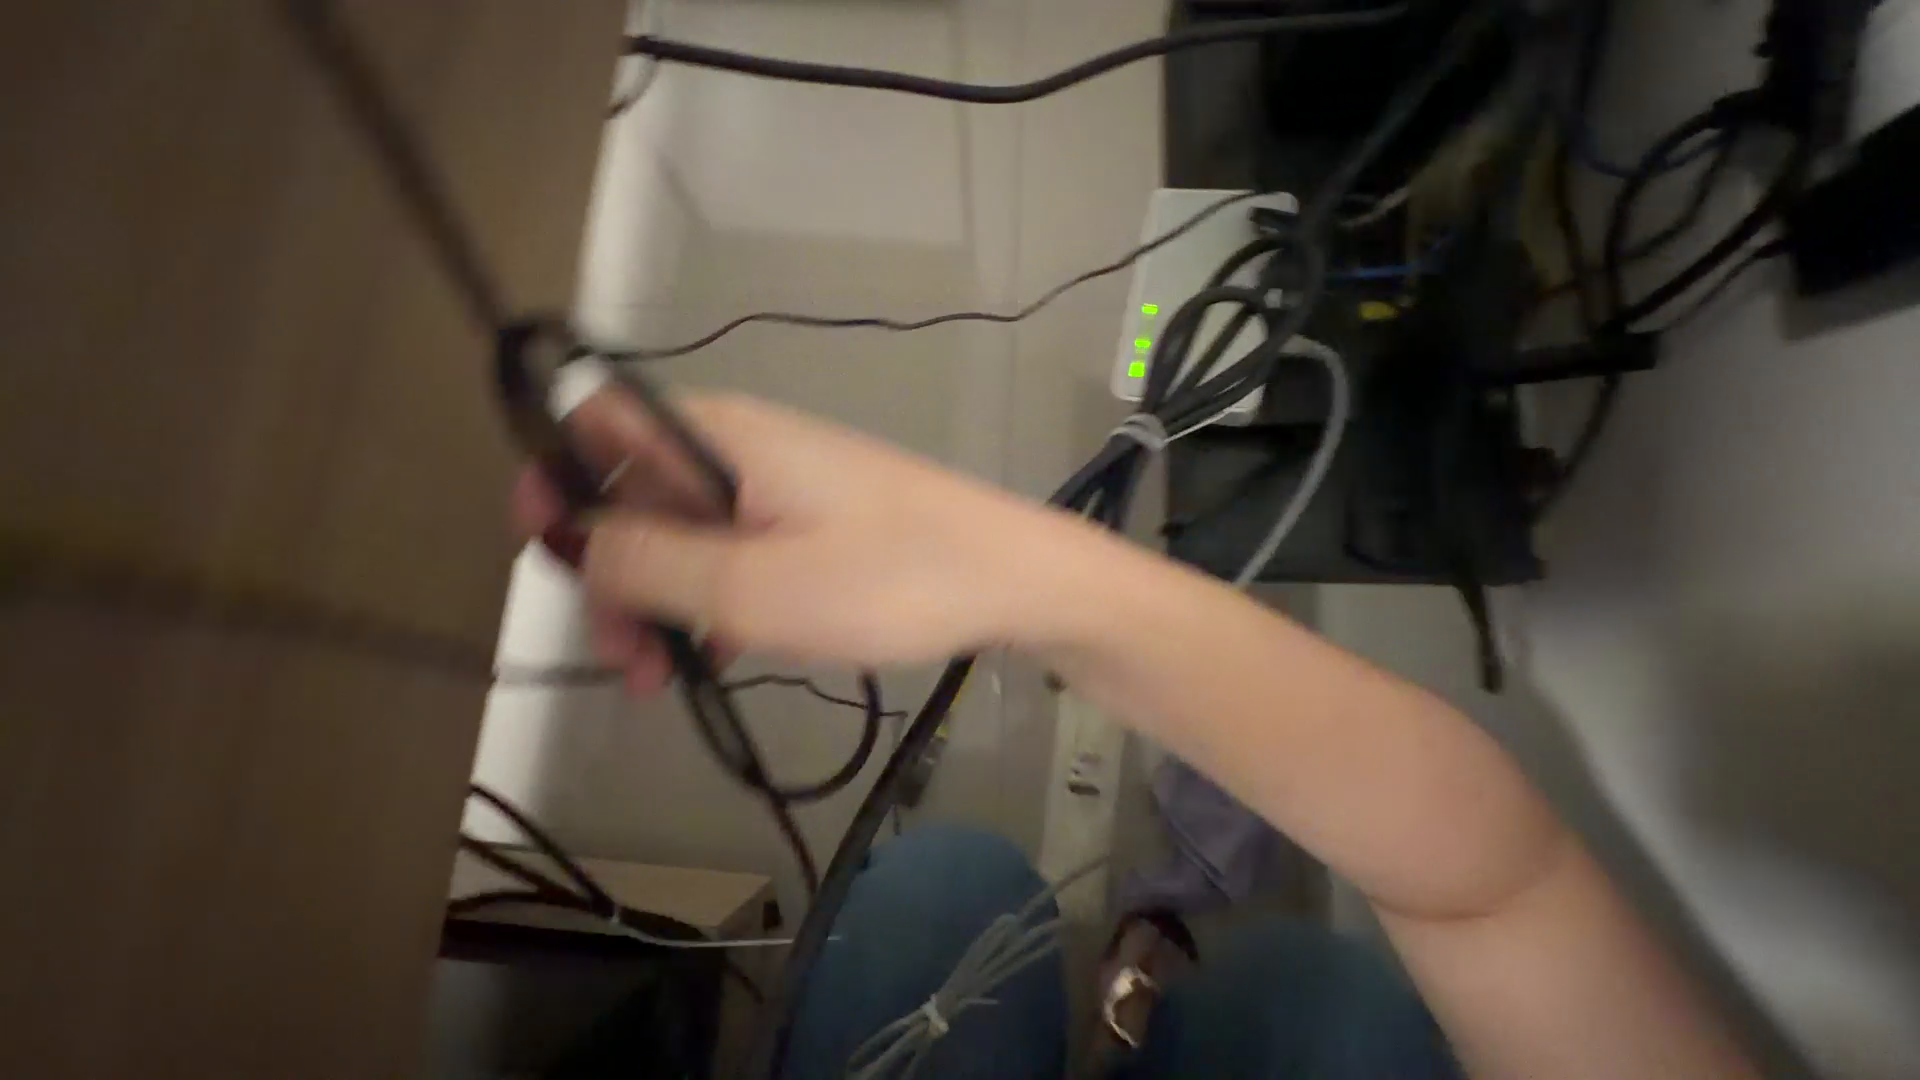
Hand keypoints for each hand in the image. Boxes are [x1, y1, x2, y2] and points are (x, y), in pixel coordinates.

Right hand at [513, 387, 1106, 693]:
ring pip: (689, 535)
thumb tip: (573, 539)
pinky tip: (727, 656)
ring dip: (665, 602)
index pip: (598, 425)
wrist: (1015, 581)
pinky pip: (740, 554)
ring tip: (669, 677)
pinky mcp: (816, 523)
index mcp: (719, 437)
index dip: (557, 483)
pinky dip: (719, 601)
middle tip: (625, 659)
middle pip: (639, 493)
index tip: (546, 560)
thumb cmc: (891, 579)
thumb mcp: (753, 585)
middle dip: (616, 575)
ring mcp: (784, 487)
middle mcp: (744, 448)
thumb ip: (650, 562)